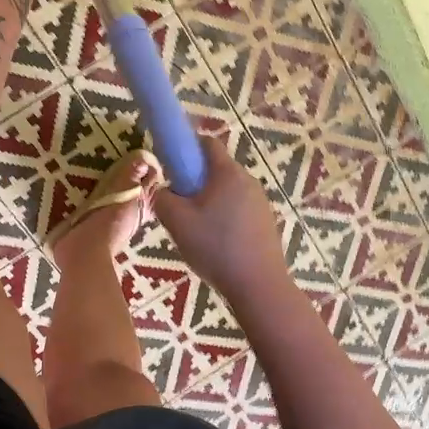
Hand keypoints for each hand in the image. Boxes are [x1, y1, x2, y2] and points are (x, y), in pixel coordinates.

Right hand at [152, 137, 290, 299]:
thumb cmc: (215, 247)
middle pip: (216, 170)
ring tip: (196, 233)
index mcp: (228, 173)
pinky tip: (216, 246)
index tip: (171, 169)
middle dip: (195, 183)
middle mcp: (249, 181)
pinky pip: (239, 211)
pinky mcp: (266, 223)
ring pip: (227, 193)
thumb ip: (161, 198)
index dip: (186, 149)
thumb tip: (162, 190)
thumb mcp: (176, 221)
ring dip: (209, 204)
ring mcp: (261, 202)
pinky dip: (224, 220)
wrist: (258, 284)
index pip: (207, 143)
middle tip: (179, 209)